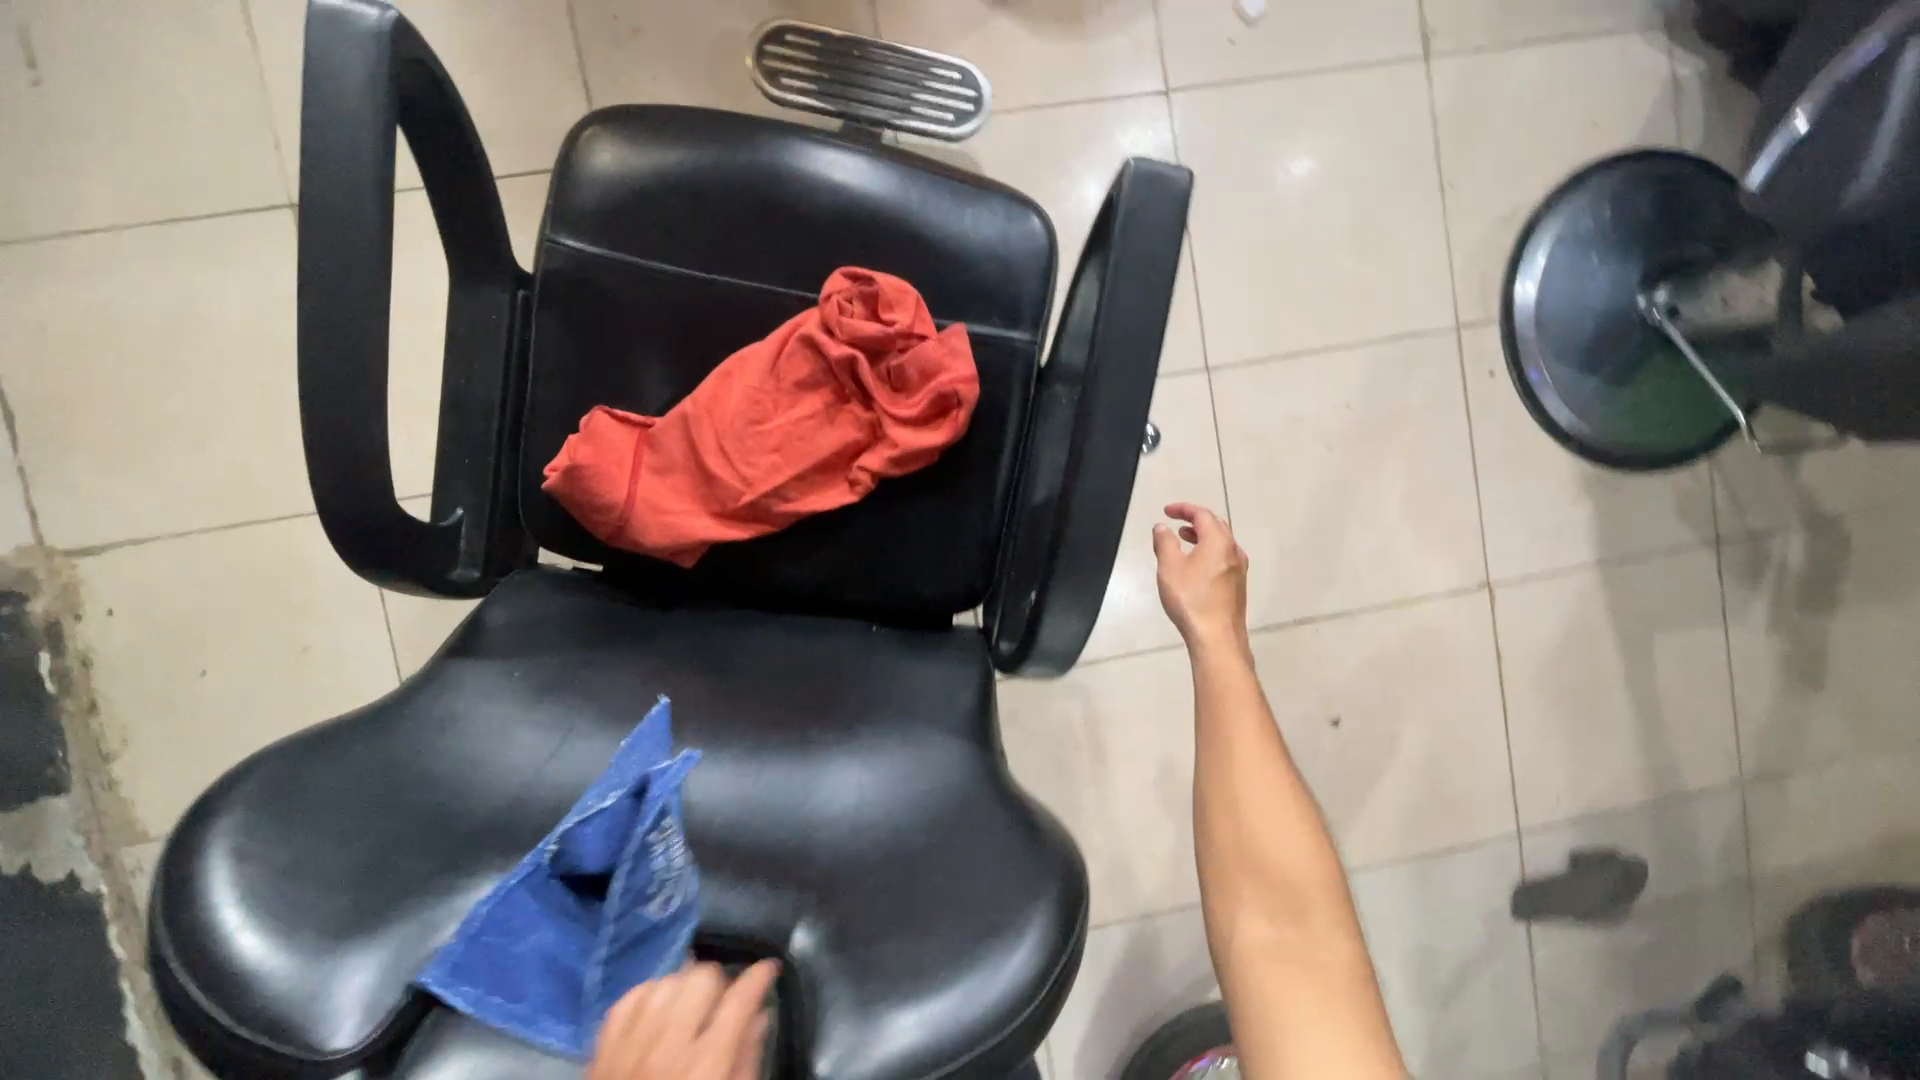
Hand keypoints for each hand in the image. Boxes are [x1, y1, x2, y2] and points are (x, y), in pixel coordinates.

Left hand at [590, 960, 778, 1079]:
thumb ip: (747, 1061)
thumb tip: (760, 1017)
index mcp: (706, 1064)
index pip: (740, 999)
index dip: (759, 977)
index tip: (768, 969)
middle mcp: (669, 1044)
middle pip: (702, 978)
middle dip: (718, 984)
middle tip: (720, 1004)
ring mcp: (632, 1043)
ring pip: (668, 981)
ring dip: (684, 990)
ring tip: (688, 1010)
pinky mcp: (604, 1047)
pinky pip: (633, 995)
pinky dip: (650, 997)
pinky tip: (658, 1015)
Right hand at [1152, 502, 1249, 654]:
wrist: (1217, 637)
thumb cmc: (1191, 600)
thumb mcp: (1169, 568)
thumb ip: (1165, 543)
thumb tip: (1162, 527)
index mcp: (1219, 542)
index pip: (1202, 514)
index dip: (1184, 509)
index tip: (1166, 510)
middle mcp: (1234, 551)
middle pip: (1217, 525)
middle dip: (1195, 519)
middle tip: (1176, 522)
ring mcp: (1239, 569)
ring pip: (1222, 542)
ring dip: (1203, 535)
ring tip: (1184, 539)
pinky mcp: (1238, 584)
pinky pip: (1224, 557)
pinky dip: (1209, 550)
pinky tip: (1196, 564)